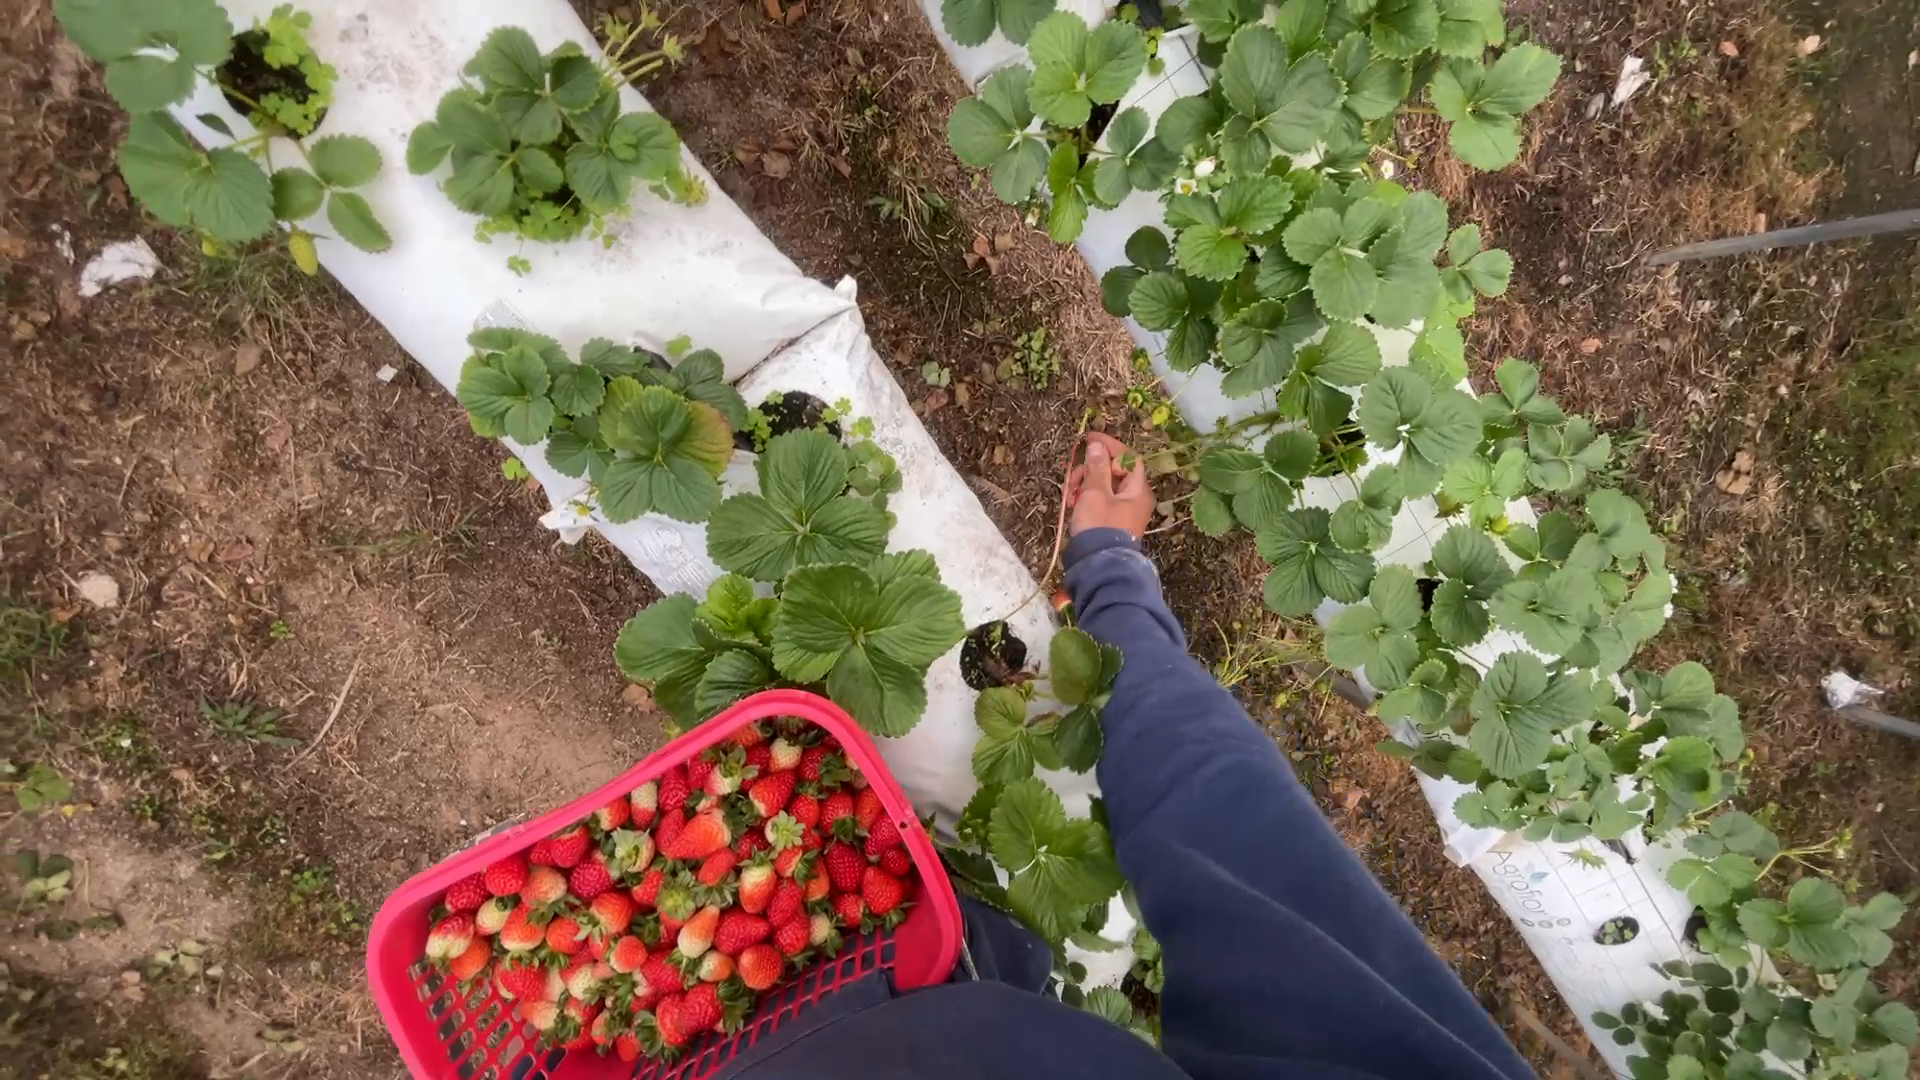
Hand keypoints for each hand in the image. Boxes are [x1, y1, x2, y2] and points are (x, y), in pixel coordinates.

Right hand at [1067, 432, 1153, 537]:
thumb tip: (1098, 446)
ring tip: (1070, 495)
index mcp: (1138, 489)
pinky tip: (1073, 504)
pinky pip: (1100, 500)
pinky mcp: (1111, 521)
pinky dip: (1086, 498)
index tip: (1088, 439)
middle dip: (1090, 470)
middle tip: (1073, 477)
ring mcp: (1123, 511)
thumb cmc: (1099, 526)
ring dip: (1085, 484)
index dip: (1108, 446)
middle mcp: (1134, 498)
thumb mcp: (1095, 493)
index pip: (1127, 458)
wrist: (1097, 565)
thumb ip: (1096, 468)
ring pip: (1103, 486)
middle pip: (1113, 471)